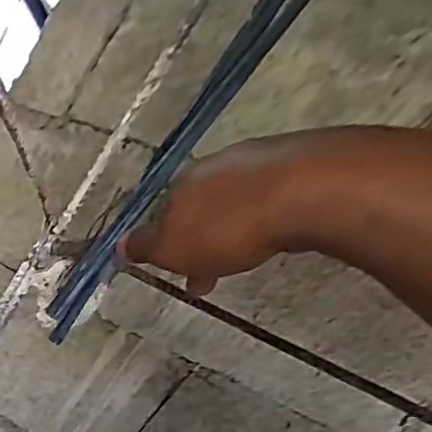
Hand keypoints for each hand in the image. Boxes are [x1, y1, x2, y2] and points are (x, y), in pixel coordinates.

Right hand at [121, 131, 332, 294]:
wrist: (311, 191)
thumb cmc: (229, 228)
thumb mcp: (173, 249)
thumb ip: (144, 247)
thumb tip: (120, 244)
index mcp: (180, 184)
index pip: (160, 215)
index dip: (163, 246)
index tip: (173, 272)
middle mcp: (215, 165)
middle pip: (198, 207)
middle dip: (198, 240)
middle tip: (206, 273)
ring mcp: (258, 159)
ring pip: (233, 202)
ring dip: (231, 230)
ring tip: (242, 259)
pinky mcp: (300, 161)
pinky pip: (269, 196)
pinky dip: (263, 217)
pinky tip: (272, 233)